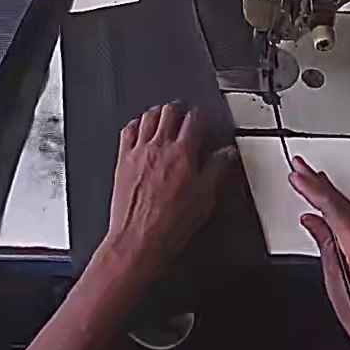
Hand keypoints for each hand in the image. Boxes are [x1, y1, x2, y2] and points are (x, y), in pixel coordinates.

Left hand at [96, 103, 235, 285]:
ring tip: (164, 117)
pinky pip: (128, 131)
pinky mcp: (123, 160)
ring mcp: (139, 152)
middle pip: (169, 111)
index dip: (200, 115)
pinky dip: (136, 125)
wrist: (139, 240)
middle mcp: (160, 147)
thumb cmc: (169, 224)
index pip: (193, 119)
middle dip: (179, 110)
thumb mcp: (204, 198)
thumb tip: (227, 154)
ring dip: (158, 113)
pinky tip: (140, 128)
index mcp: (182, 153)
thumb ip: (217, 170)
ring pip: (148, 116)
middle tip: (184, 115)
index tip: (203, 119)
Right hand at [289, 156, 349, 349]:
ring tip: (312, 177)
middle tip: (300, 166)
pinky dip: (341, 205)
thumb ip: (324, 243)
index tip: (296, 174)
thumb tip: (312, 221)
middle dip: (318, 182)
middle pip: (341, 201)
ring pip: (349, 206)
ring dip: (329, 191)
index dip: (311, 188)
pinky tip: (331, 203)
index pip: (331, 205)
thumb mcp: (335, 280)